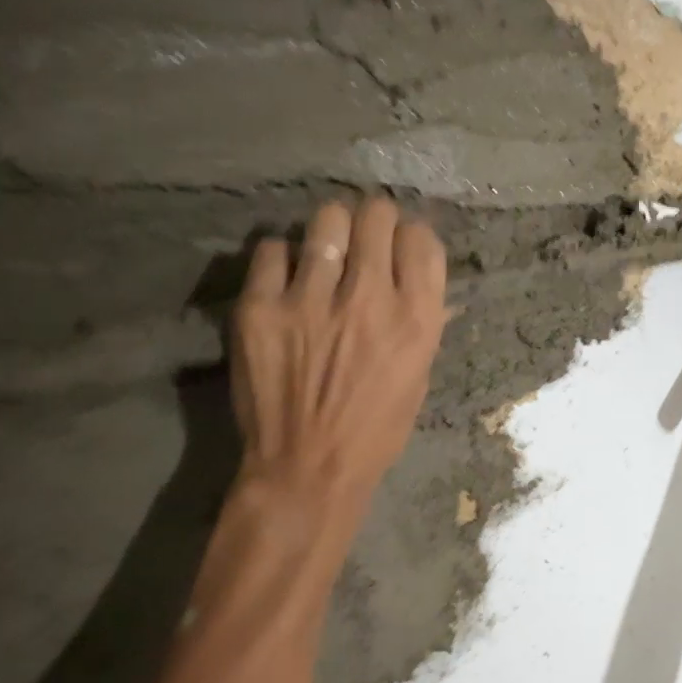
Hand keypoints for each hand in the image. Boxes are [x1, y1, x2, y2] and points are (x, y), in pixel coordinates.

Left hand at [230, 196, 446, 513]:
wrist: (307, 467)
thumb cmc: (376, 431)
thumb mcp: (418, 377)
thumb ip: (419, 322)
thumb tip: (417, 282)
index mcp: (415, 320)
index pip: (421, 239)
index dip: (412, 238)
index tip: (402, 249)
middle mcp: (368, 298)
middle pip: (375, 215)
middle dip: (374, 220)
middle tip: (365, 238)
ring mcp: (310, 299)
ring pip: (326, 220)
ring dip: (333, 230)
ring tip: (326, 251)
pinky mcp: (260, 306)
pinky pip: (273, 250)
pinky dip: (284, 259)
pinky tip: (288, 280)